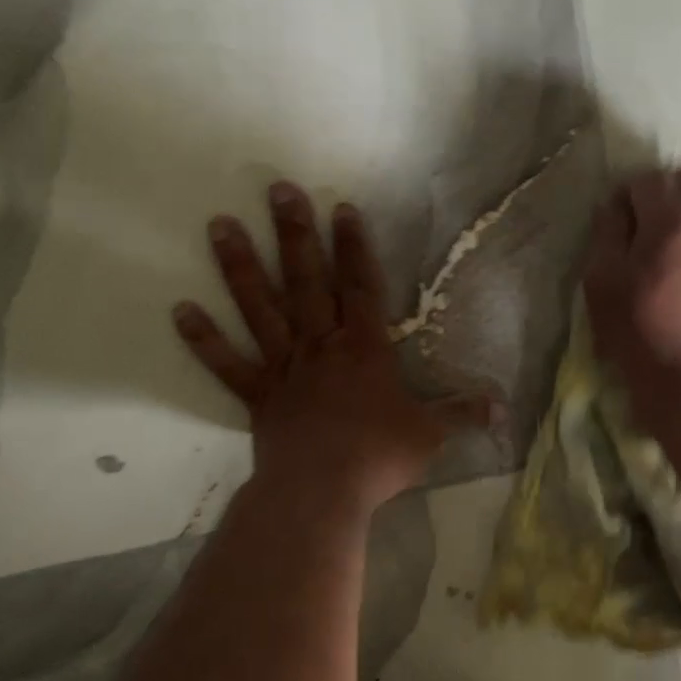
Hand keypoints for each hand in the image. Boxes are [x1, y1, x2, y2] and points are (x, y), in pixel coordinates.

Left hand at [174, 183, 491, 517]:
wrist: (322, 490)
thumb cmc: (379, 457)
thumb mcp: (431, 434)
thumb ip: (462, 414)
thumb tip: (501, 408)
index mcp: (364, 350)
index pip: (361, 289)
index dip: (354, 249)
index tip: (341, 208)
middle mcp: (321, 347)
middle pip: (306, 283)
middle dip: (295, 236)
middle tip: (278, 190)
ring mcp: (284, 369)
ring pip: (260, 310)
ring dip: (240, 268)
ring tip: (218, 224)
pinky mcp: (258, 397)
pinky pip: (227, 365)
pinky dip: (204, 340)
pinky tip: (179, 310)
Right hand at [584, 167, 680, 405]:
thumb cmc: (634, 327)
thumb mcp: (601, 276)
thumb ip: (606, 230)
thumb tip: (615, 206)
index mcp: (673, 217)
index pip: (646, 180)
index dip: (624, 199)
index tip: (615, 228)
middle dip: (659, 192)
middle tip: (639, 228)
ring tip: (661, 245)